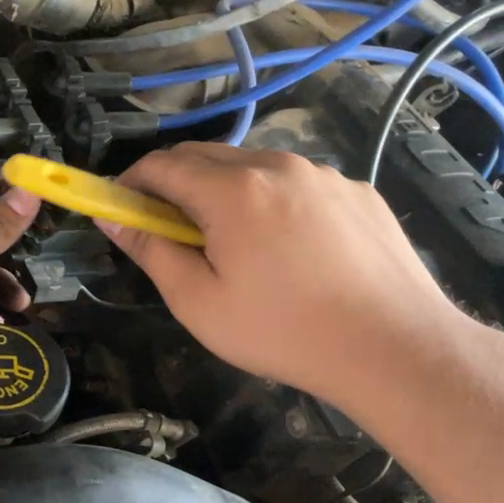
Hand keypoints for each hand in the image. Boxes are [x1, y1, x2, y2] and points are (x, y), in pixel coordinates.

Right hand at [93, 142, 473, 404]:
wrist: (392, 346)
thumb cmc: (280, 330)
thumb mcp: (196, 301)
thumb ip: (150, 251)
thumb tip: (111, 218)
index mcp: (233, 191)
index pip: (162, 165)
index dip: (129, 183)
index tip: (118, 209)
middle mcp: (279, 166)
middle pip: (206, 156)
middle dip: (172, 183)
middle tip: (164, 230)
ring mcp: (325, 176)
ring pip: (253, 167)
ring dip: (222, 190)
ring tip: (227, 243)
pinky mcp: (358, 193)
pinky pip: (296, 184)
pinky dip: (269, 201)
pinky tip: (282, 248)